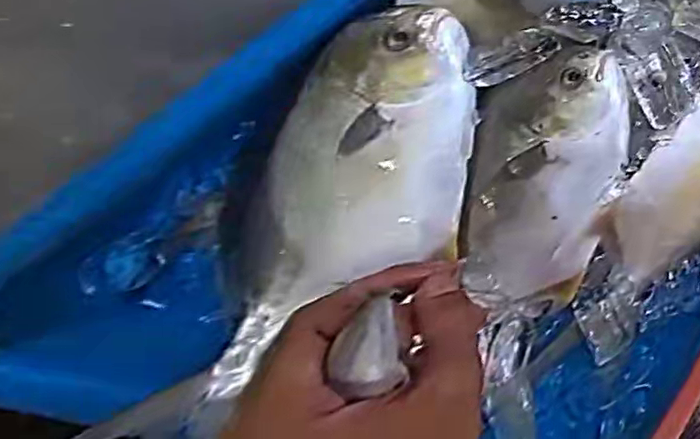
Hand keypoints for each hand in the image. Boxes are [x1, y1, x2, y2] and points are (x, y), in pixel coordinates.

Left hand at [225, 262, 485, 438]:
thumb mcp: (445, 396)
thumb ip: (449, 329)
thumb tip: (442, 281)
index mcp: (273, 414)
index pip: (315, 320)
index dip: (379, 286)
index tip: (434, 276)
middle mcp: (251, 430)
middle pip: (318, 344)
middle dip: (389, 317)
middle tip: (440, 308)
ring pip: (322, 373)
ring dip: (383, 348)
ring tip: (433, 342)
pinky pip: (321, 401)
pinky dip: (368, 379)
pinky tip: (409, 381)